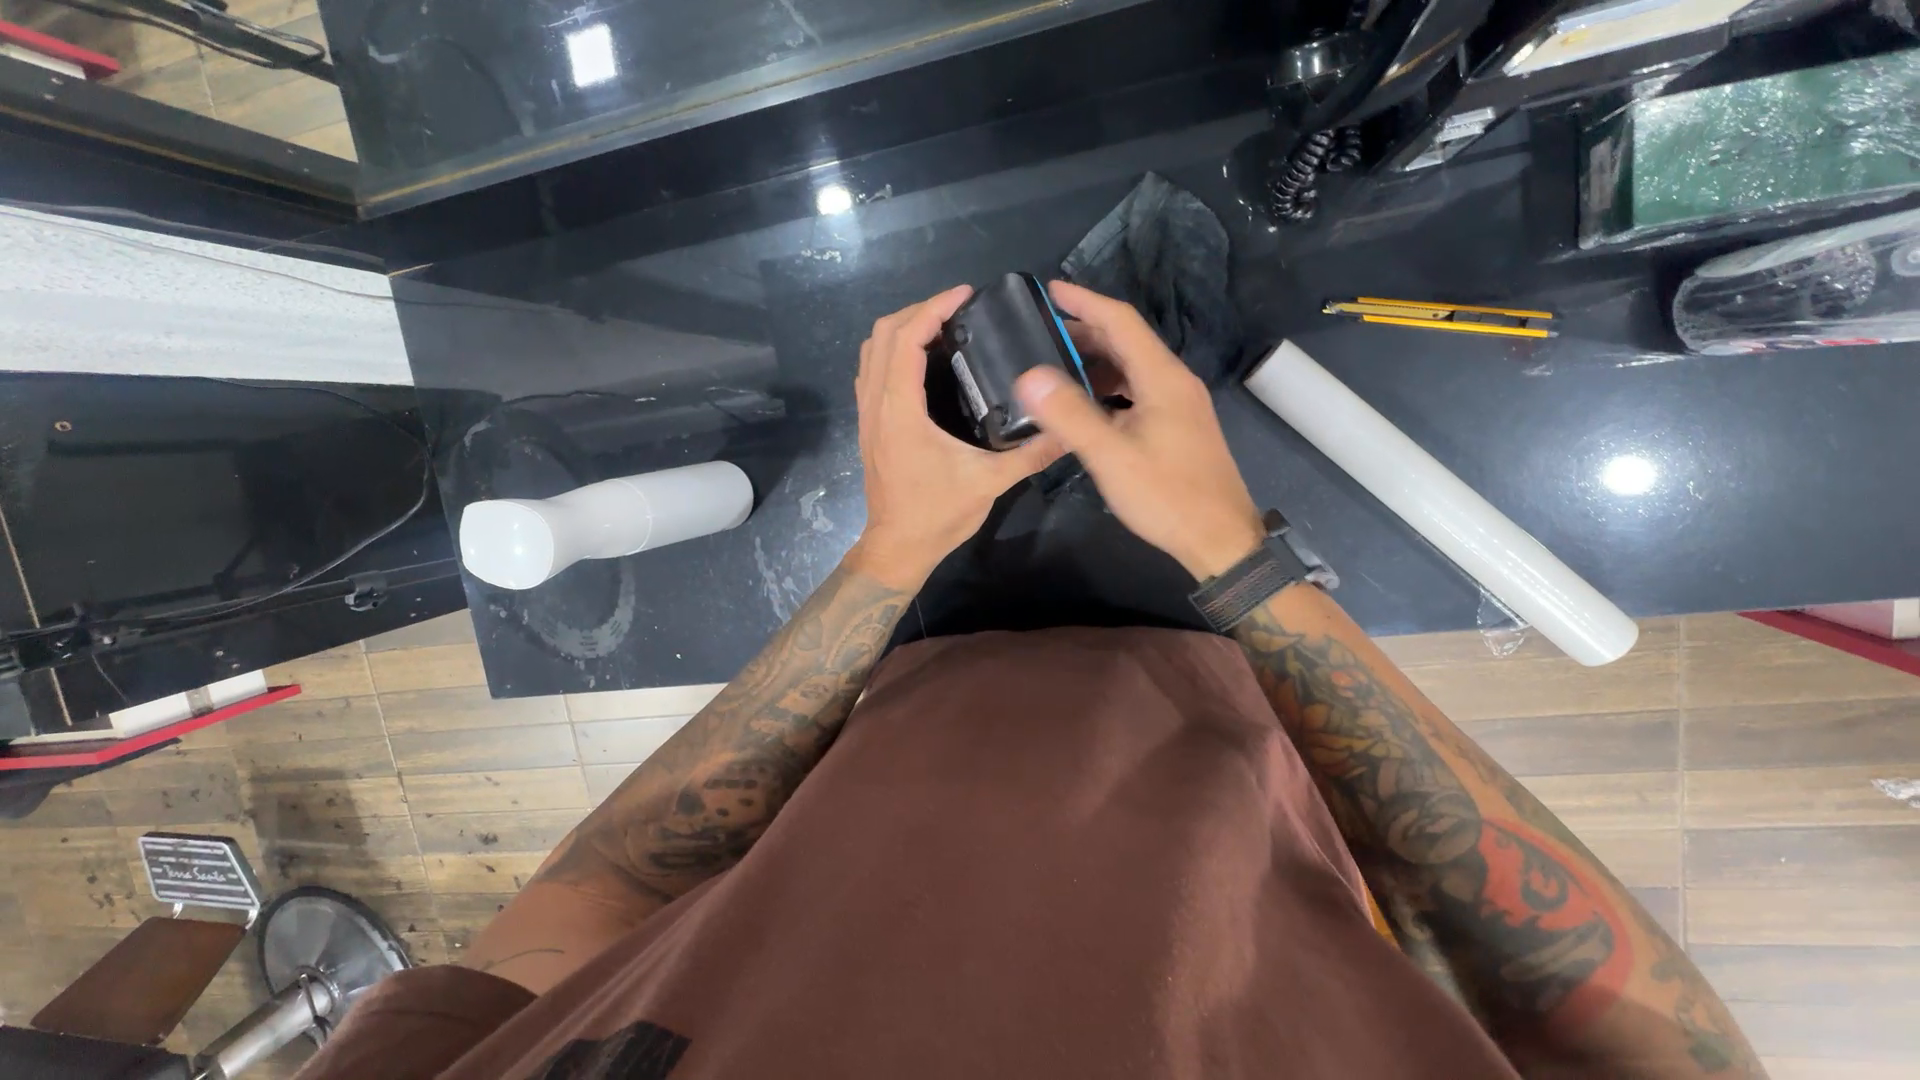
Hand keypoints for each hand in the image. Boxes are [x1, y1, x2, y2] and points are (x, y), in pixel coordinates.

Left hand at [852, 285, 1062, 587]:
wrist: (897, 547)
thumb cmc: (936, 515)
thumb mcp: (989, 483)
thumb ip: (1031, 454)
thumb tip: (1068, 430)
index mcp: (900, 411)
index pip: (906, 339)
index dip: (933, 308)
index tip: (965, 295)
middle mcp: (876, 405)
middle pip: (882, 335)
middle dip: (918, 310)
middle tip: (957, 308)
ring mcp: (867, 415)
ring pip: (871, 351)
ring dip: (902, 328)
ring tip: (941, 325)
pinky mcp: (869, 425)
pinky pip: (871, 371)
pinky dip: (892, 351)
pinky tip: (923, 360)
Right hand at [1014, 281, 1263, 579]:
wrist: (1220, 539)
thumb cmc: (1167, 496)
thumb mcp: (1111, 456)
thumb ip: (1070, 415)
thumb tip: (1029, 376)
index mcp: (1162, 378)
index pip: (1121, 321)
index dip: (1085, 302)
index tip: (1049, 291)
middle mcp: (1175, 382)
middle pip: (1127, 342)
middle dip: (1085, 332)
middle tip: (1041, 333)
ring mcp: (1180, 406)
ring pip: (1133, 369)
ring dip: (1096, 362)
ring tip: (1056, 368)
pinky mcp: (1179, 427)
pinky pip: (1139, 392)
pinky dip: (1109, 389)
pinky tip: (1087, 407)